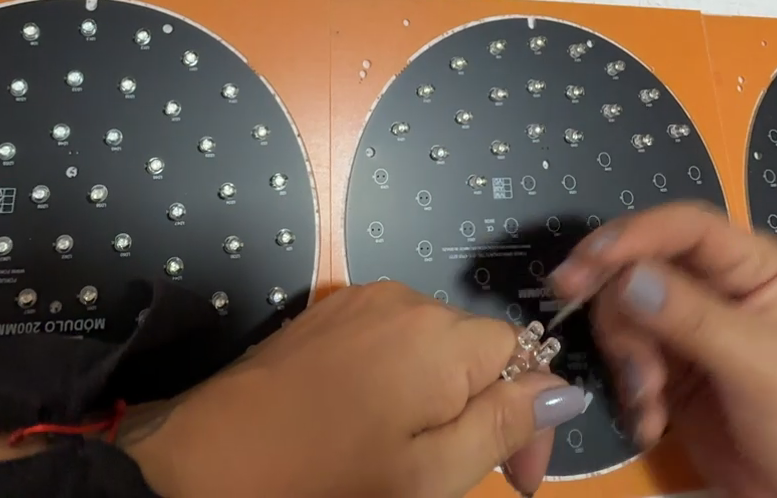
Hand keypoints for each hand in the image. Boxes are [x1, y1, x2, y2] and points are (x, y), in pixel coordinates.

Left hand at [124, 281, 591, 497]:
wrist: (211, 459)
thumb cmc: (331, 476)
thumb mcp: (431, 474)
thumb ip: (503, 424)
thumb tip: (565, 387)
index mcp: (439, 333)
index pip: (518, 349)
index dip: (529, 411)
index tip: (518, 479)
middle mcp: (405, 298)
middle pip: (473, 343)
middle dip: (483, 403)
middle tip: (459, 472)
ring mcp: (361, 298)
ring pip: (431, 341)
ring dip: (440, 391)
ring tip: (410, 449)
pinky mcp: (328, 310)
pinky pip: (388, 334)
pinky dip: (399, 373)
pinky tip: (370, 417)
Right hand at [550, 204, 776, 497]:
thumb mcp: (762, 368)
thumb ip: (692, 318)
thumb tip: (625, 276)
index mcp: (750, 265)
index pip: (683, 227)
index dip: (634, 235)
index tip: (588, 262)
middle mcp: (713, 285)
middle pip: (639, 264)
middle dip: (620, 306)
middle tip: (599, 335)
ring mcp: (687, 328)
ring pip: (623, 309)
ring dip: (627, 356)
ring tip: (648, 401)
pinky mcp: (670, 370)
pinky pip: (626, 357)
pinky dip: (629, 388)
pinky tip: (650, 423)